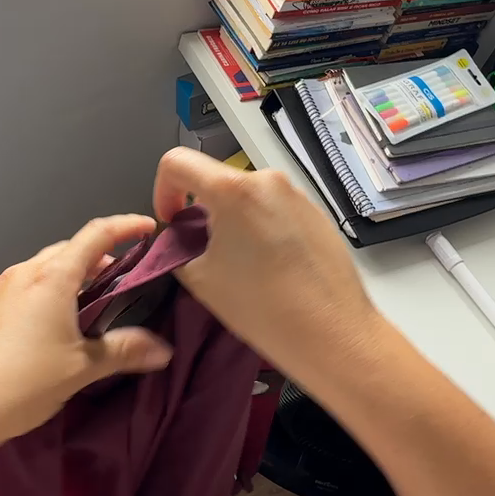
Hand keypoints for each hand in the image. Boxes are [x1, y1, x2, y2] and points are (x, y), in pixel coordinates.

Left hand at [0, 215, 175, 456]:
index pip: (96, 235)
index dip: (126, 226)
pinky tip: (59, 324)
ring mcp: (3, 291)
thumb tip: (164, 350)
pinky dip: (54, 291)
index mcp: (52, 277)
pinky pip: (30, 286)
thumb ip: (124, 351)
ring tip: (96, 303)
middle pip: (71, 249)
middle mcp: (26, 274)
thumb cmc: (23, 382)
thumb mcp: (82, 367)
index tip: (148, 227)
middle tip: (127, 277)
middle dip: (102, 256)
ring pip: (48, 268)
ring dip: (76, 276)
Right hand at [152, 147, 385, 384]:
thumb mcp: (200, 278)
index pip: (177, 162)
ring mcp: (296, 194)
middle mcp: (267, 180)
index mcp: (233, 189)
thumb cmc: (262, 307)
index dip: (162, 190)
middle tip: (203, 251)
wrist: (332, 333)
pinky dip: (260, 226)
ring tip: (240, 263)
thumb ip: (178, 248)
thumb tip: (180, 239)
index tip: (171, 222)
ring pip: (246, 195)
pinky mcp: (316, 211)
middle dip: (200, 210)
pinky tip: (270, 266)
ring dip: (231, 220)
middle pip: (215, 180)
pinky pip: (273, 208)